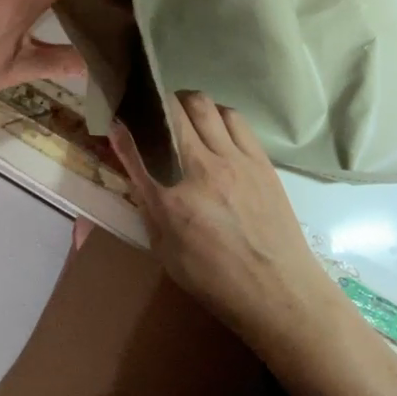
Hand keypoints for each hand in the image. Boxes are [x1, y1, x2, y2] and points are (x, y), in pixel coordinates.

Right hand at [110, 92, 326, 329]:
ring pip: (201, 104)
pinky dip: (216, 113)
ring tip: (181, 114)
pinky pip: (233, 117)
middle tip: (150, 112)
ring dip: (184, 102)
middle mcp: (199, 170)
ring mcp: (233, 160)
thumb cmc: (216, 280)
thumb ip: (147, 204)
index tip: (116, 118)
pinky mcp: (259, 160)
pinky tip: (213, 125)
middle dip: (152, 104)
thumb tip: (134, 169)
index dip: (120, 126)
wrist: (280, 293)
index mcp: (170, 200)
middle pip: (168, 111)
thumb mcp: (165, 250)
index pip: (134, 146)